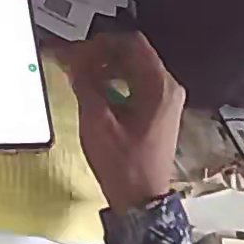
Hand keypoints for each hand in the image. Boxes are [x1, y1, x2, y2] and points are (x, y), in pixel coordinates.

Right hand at [58, 31, 186, 211]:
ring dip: (107, 65)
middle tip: (77, 61)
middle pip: (134, 53)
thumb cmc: (124, 166)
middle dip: (102, 53)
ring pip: (134, 67)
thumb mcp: (97, 122)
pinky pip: (136, 83)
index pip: (132, 44)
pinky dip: (116, 79)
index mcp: (159, 87)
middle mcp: (168, 89)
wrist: (140, 201)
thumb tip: (75, 62)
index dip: (101, 43)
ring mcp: (165, 100)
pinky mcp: (158, 111)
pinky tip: (96, 88)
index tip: (79, 51)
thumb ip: (86, 85)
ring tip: (82, 74)